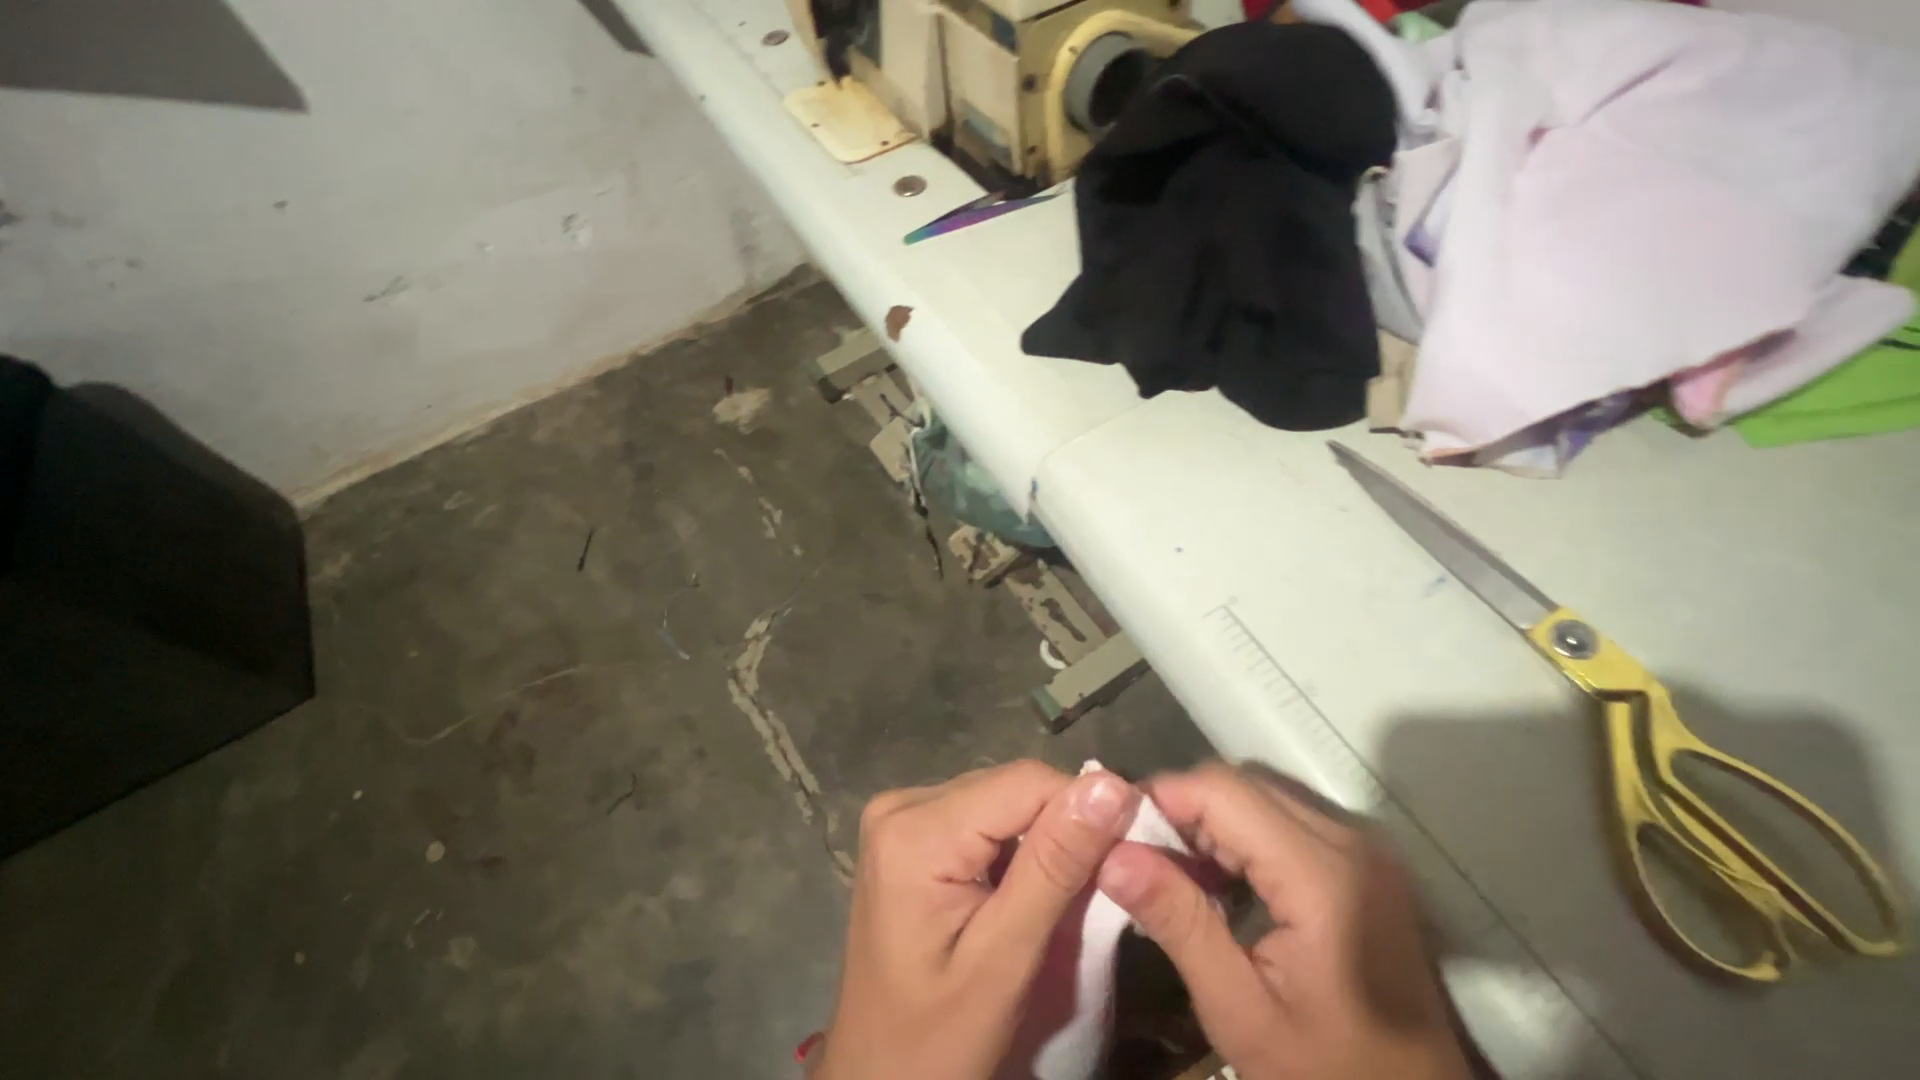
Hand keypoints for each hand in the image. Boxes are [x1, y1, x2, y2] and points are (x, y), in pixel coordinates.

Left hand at [812, 761, 1139, 1079]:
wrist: (875, 1075)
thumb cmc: (937, 1037)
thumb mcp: (1004, 960)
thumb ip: (1054, 866)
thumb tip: (1110, 785)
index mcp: (916, 830)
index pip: (1028, 782)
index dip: (1085, 813)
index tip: (1122, 863)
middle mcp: (902, 803)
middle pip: (1013, 787)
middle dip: (1062, 830)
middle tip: (1091, 894)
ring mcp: (900, 815)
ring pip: (1003, 799)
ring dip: (1041, 841)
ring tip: (1056, 900)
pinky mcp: (908, 833)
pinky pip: (982, 818)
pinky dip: (1014, 849)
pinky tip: (1019, 893)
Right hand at [1097, 763, 1470, 1079]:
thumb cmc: (1330, 1073)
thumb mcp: (1241, 1011)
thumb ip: (1179, 924)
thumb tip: (1111, 855)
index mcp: (1322, 874)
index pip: (1222, 790)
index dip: (1161, 798)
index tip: (1114, 833)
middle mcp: (1349, 840)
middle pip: (1242, 784)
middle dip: (1181, 809)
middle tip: (1136, 857)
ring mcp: (1364, 849)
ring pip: (1262, 795)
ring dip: (1209, 821)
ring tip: (1171, 872)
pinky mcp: (1365, 863)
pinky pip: (1287, 819)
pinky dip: (1242, 835)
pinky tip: (1219, 881)